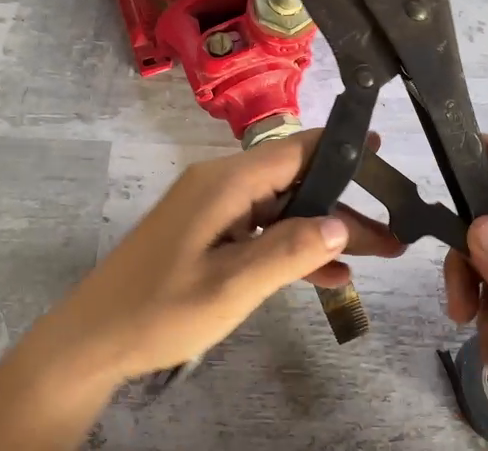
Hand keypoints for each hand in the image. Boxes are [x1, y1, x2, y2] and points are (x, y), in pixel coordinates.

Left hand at [42, 129, 405, 381]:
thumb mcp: (231, 287)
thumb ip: (288, 252)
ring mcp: (212, 210)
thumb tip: (340, 223)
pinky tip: (330, 275)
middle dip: (341, 205)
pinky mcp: (207, 234)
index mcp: (224, 183)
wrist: (93, 339)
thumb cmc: (160, 309)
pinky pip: (260, 232)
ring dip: (323, 231)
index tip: (381, 148)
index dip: (338, 148)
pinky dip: (292, 249)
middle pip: (293, 181)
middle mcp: (220, 185)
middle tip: (393, 234)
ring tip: (378, 255)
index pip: (292, 150)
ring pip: (280, 209)